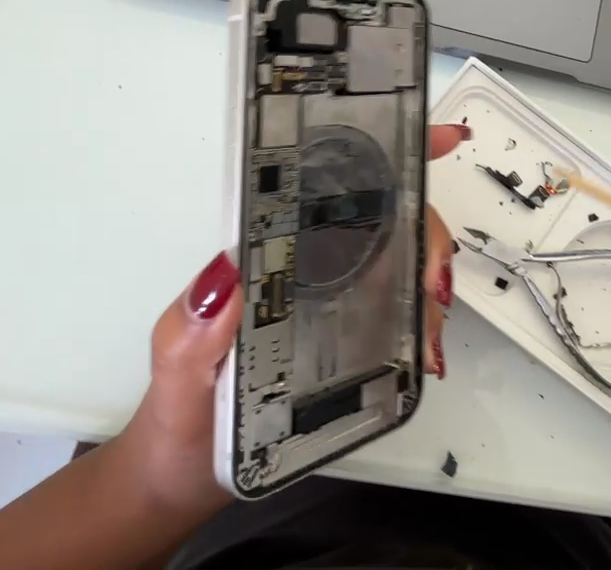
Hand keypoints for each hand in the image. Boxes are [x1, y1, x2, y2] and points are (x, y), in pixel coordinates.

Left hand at [105, 124, 470, 516]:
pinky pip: (404, 306)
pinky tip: (426, 342)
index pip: (330, 185)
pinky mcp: (353, 331)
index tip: (433, 137)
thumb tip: (225, 275)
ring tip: (429, 326)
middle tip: (433, 277)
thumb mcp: (176, 371)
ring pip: (405, 257)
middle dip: (426, 232)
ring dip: (431, 278)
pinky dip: (426, 316)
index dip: (384, 153)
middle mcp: (311, 264)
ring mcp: (337, 295)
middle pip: (387, 215)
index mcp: (273, 254)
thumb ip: (191, 331)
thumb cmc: (180, 417)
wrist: (186, 473)